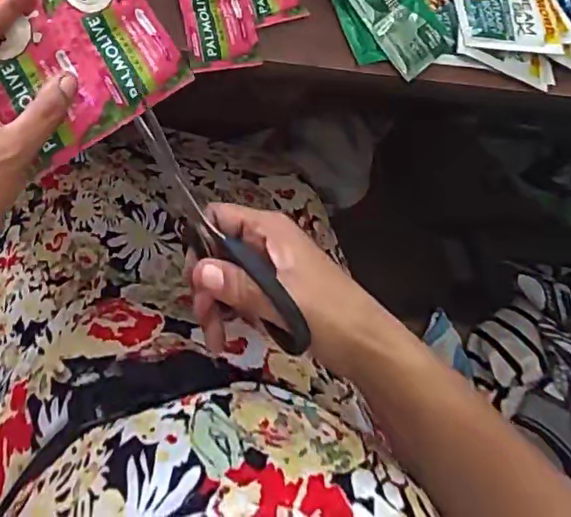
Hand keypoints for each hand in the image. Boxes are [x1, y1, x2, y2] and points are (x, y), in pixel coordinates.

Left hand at [0, 0, 76, 269]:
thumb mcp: (11, 151)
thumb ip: (43, 112)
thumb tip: (71, 77)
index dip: (7, 8)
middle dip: (22, 33)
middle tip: (55, 12)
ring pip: (0, 79)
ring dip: (29, 67)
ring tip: (63, 45)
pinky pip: (5, 104)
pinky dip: (28, 96)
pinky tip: (55, 92)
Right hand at [188, 203, 409, 375]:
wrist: (373, 352)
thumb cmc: (332, 317)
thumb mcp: (282, 302)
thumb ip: (239, 285)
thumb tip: (199, 270)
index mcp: (268, 230)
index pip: (218, 217)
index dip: (201, 243)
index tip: (196, 280)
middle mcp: (266, 241)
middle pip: (218, 250)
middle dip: (206, 284)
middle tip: (204, 319)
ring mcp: (271, 266)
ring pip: (226, 275)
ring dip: (216, 305)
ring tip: (217, 339)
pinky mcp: (275, 290)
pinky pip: (242, 292)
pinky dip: (232, 313)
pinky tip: (232, 336)